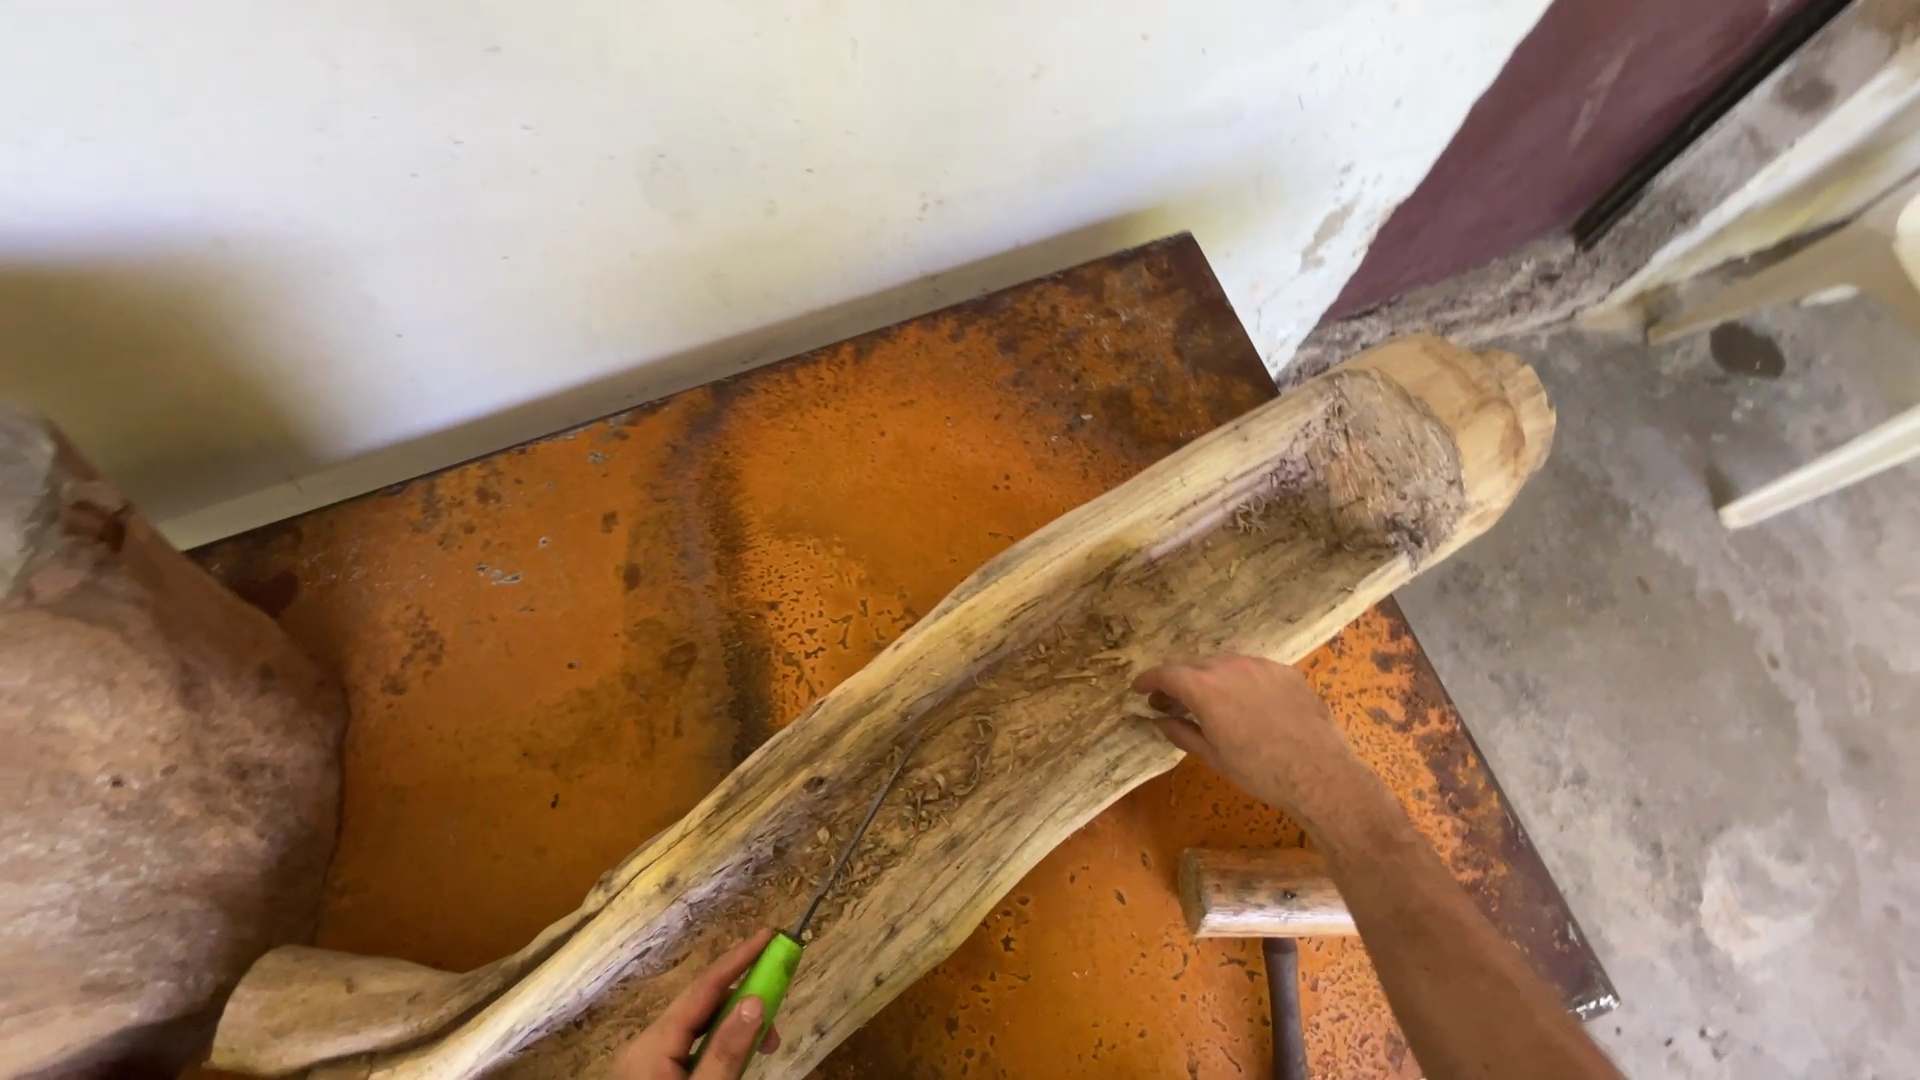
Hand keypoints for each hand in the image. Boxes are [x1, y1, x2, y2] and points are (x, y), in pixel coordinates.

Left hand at [613, 929, 783, 1079]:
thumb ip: (727, 1051)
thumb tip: (755, 998)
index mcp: (651, 1045)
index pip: (704, 987)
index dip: (740, 958)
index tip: (771, 934)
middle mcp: (644, 1046)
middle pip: (702, 1005)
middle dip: (744, 996)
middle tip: (782, 1003)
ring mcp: (645, 1066)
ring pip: (698, 1028)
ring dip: (736, 1026)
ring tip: (767, 1044)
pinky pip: (690, 1050)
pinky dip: (719, 1047)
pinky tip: (737, 1060)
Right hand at [1133, 654, 1368, 828]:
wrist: (1321, 774)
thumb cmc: (1260, 771)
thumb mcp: (1213, 757)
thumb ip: (1182, 733)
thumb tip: (1159, 721)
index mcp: (1205, 688)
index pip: (1166, 674)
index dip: (1149, 680)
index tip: (1139, 689)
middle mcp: (1229, 667)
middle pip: (1194, 665)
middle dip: (1179, 681)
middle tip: (1172, 702)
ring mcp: (1261, 666)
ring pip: (1225, 664)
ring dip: (1210, 678)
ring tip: (1211, 702)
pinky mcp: (1286, 671)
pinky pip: (1253, 669)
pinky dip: (1241, 681)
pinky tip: (1248, 704)